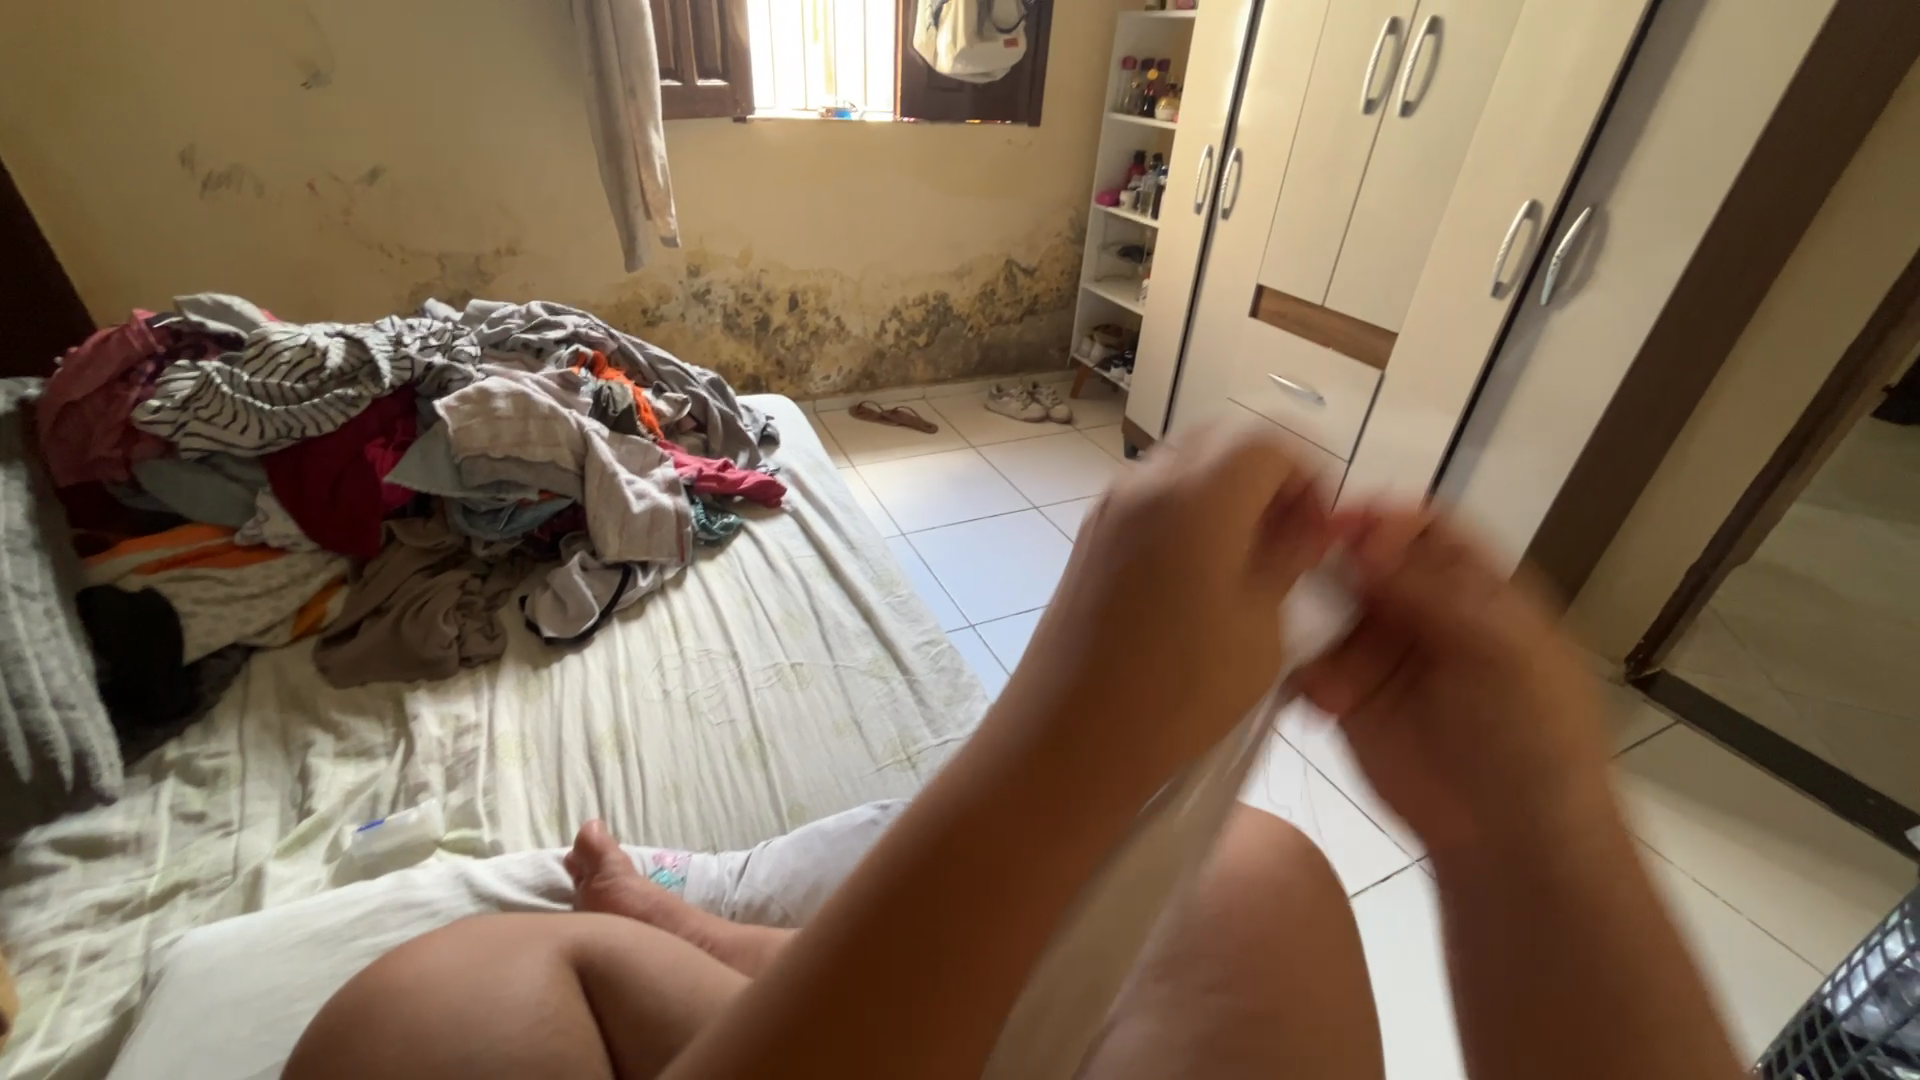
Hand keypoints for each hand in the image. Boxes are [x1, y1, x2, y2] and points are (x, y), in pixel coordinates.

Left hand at [1004, 427, 1330, 790]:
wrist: (1069, 732)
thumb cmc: (1178, 691)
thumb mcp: (1260, 626)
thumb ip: (1287, 558)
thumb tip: (1303, 525)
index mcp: (1195, 495)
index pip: (1266, 440)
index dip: (1307, 473)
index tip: (1319, 527)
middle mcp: (1143, 483)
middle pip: (1219, 442)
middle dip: (1265, 475)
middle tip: (1288, 537)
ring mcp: (1108, 508)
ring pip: (1181, 466)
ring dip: (1223, 491)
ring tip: (1246, 557)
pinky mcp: (1089, 537)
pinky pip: (1149, 497)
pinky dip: (1185, 510)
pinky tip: (1199, 570)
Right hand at [1293, 507, 1613, 852]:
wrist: (1508, 838)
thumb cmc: (1531, 738)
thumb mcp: (1503, 653)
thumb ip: (1433, 592)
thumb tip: (1356, 541)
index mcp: (1470, 589)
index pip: (1419, 528)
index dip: (1378, 519)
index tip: (1333, 527)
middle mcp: (1416, 608)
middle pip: (1357, 558)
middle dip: (1321, 557)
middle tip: (1285, 566)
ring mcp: (1373, 650)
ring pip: (1321, 605)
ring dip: (1298, 609)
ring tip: (1277, 625)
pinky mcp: (1338, 691)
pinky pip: (1301, 659)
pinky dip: (1287, 659)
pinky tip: (1292, 677)